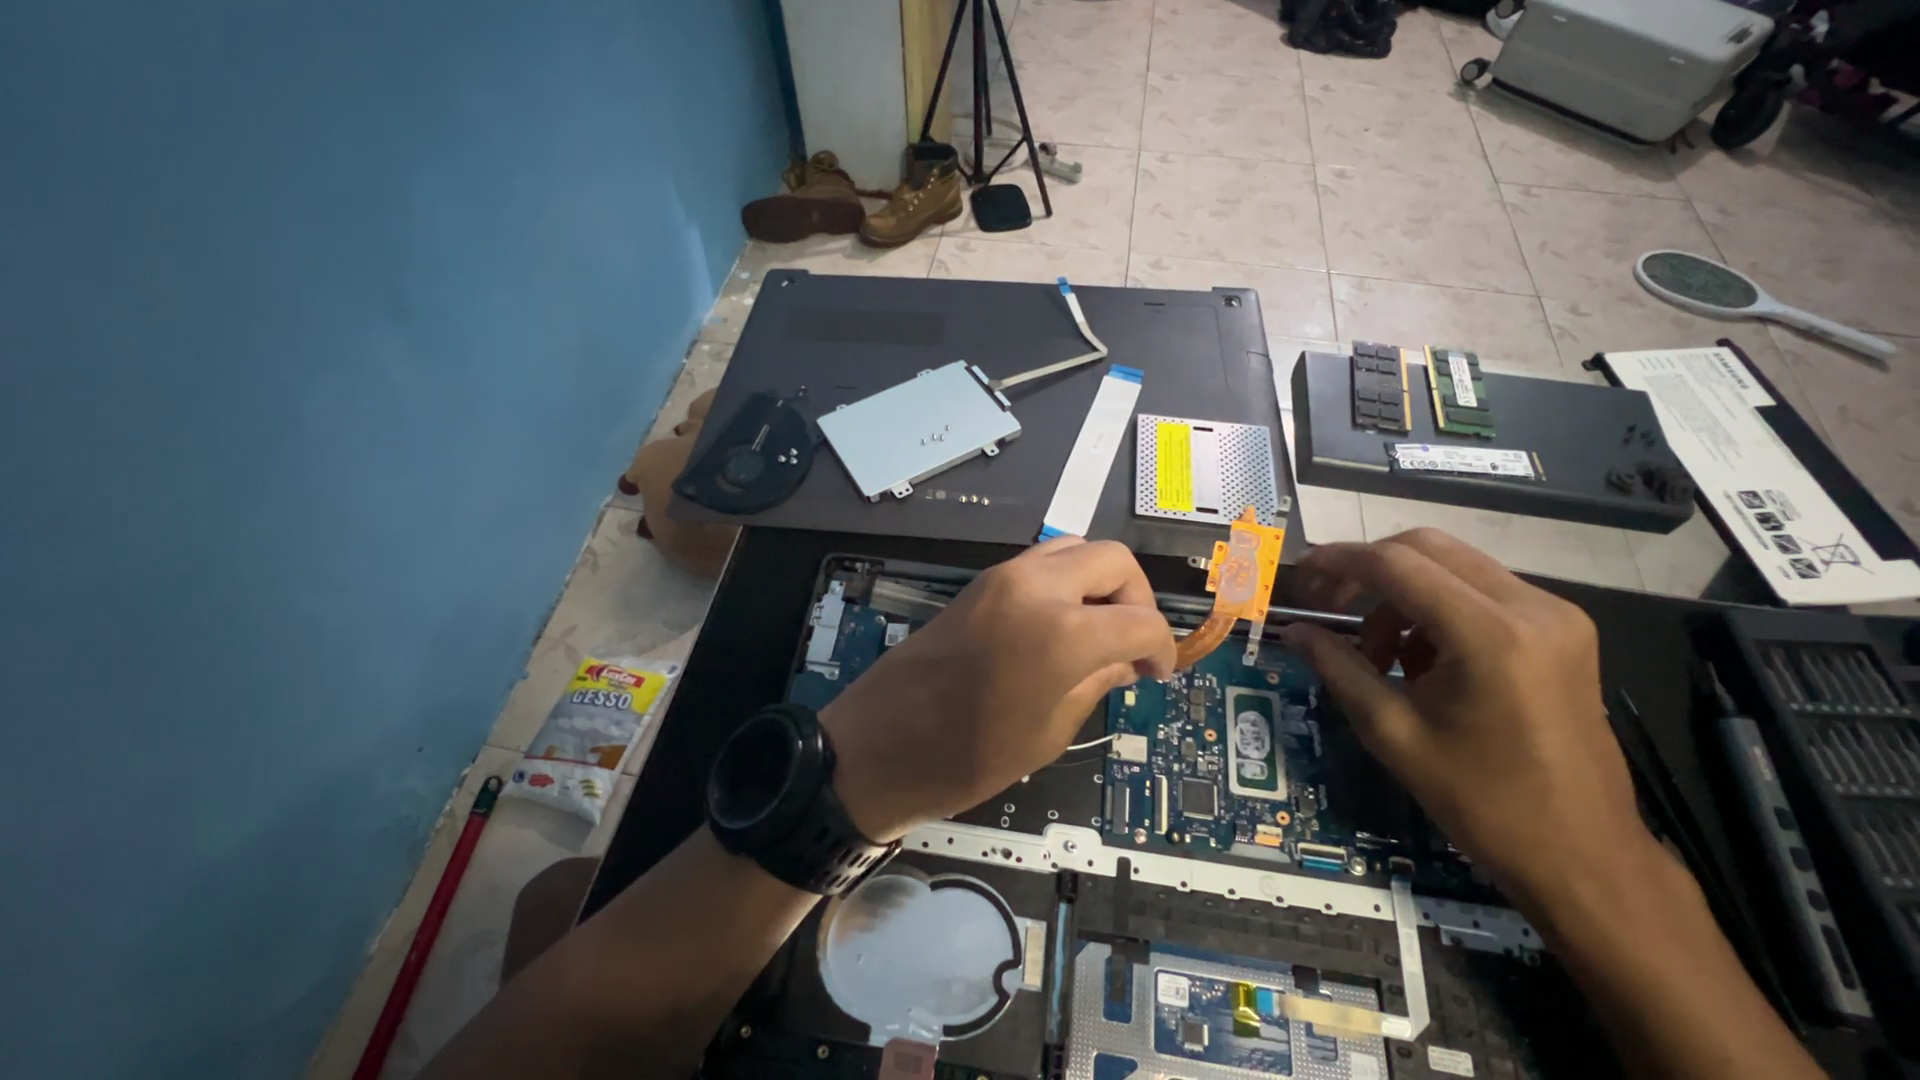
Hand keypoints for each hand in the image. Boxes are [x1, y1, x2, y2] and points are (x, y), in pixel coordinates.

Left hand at [821, 537, 1175, 840]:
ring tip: (1098, 632)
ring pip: (1075, 549)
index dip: (1161, 647)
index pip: (1142, 619)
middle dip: (1136, 598)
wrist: (879, 747)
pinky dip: (1065, 583)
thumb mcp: (1049, 731)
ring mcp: (1003, 578)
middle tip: (1132, 644)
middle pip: (1114, 560)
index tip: (1156, 672)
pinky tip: (1062, 626)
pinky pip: (1040, 564)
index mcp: (1063, 631)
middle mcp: (1037, 587)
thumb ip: (1095, 683)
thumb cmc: (967, 758)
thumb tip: (1126, 660)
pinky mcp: (980, 583)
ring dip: (1098, 583)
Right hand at [1280, 529, 1656, 903]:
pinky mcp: (1564, 629)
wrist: (1583, 854)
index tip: (1300, 578)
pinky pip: (1484, 591)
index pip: (1397, 565)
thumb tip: (1295, 631)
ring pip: (1456, 566)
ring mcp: (1556, 615)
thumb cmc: (1483, 802)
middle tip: (1331, 608)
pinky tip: (1423, 660)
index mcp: (1490, 635)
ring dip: (1403, 592)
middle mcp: (1531, 607)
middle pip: (1428, 548)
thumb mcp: (1394, 735)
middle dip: (1369, 569)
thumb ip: (1340, 669)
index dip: (1339, 563)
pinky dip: (1439, 608)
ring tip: (1381, 654)